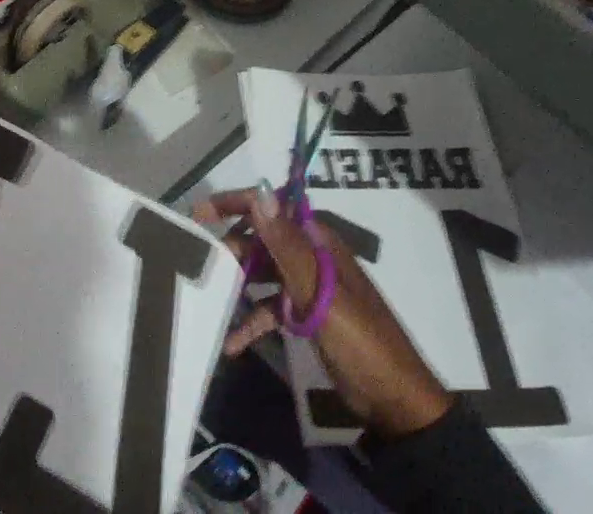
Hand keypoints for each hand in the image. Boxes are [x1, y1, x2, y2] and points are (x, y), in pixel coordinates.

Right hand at [193, 185, 453, 438]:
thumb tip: (260, 193)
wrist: (394, 398)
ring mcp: (309, 287)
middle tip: (199, 261)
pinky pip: (271, 308)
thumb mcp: (320, 293)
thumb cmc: (360, 340)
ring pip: (263, 272)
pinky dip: (252, 321)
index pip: (274, 208)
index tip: (199, 213)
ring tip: (207, 295)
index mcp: (320, 243)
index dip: (237, 203)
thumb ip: (287, 246)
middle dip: (232, 247)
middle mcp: (313, 257)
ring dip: (238, 282)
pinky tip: (232, 343)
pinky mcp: (306, 315)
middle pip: (264, 239)